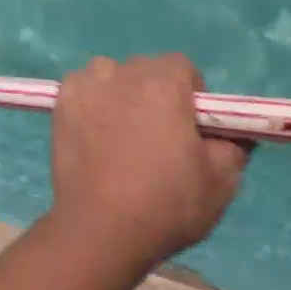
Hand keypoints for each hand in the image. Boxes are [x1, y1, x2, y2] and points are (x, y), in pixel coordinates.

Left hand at [46, 54, 248, 269]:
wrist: (102, 224)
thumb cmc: (167, 201)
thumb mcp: (222, 179)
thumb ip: (232, 143)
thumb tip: (230, 131)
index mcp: (161, 85)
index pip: (181, 66)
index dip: (192, 92)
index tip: (192, 124)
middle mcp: (117, 74)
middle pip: (144, 68)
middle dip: (157, 91)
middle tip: (161, 133)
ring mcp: (82, 86)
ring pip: (109, 75)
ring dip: (121, 93)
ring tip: (125, 134)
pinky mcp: (58, 102)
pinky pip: (82, 88)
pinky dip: (92, 101)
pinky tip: (96, 134)